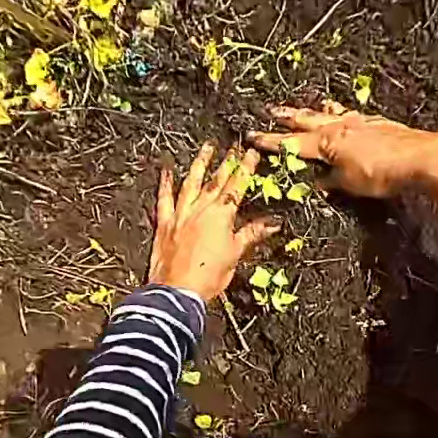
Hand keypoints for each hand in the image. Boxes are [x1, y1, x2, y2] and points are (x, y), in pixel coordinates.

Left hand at [148, 143, 281, 300]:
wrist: (178, 291)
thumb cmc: (210, 276)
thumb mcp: (235, 254)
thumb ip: (250, 234)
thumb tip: (272, 224)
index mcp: (222, 216)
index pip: (237, 187)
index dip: (245, 169)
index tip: (251, 153)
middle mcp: (201, 209)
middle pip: (216, 181)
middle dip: (227, 163)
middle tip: (233, 147)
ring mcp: (181, 214)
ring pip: (192, 183)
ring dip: (200, 164)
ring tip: (206, 148)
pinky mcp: (165, 223)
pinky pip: (165, 199)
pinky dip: (165, 184)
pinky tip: (167, 170)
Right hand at [248, 101, 437, 208]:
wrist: (421, 157)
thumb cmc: (382, 173)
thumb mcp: (349, 183)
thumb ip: (330, 181)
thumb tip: (316, 182)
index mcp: (326, 143)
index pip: (291, 143)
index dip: (270, 142)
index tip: (252, 137)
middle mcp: (338, 127)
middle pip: (306, 120)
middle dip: (286, 117)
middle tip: (270, 111)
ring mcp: (358, 122)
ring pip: (328, 113)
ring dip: (312, 111)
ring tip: (301, 107)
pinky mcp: (375, 122)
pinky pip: (349, 114)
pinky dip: (339, 113)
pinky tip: (341, 113)